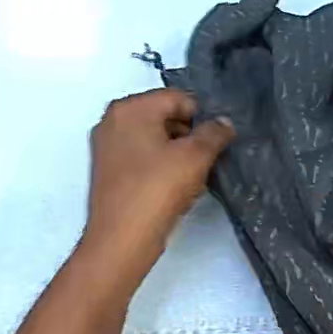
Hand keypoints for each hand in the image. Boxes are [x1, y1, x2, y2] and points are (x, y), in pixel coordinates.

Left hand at [77, 88, 233, 287]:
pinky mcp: (110, 169)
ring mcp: (108, 145)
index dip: (204, 117)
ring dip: (179, 151)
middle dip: (191, 134)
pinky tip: (177, 185)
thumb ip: (214, 134)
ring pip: (156, 137)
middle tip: (210, 158)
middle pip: (165, 115)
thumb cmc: (159, 188)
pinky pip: (144, 155)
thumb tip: (224, 122)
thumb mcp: (196, 157)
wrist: (124, 235)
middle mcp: (113, 120)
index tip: (220, 141)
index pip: (178, 98)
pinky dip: (163, 164)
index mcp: (130, 108)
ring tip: (196, 174)